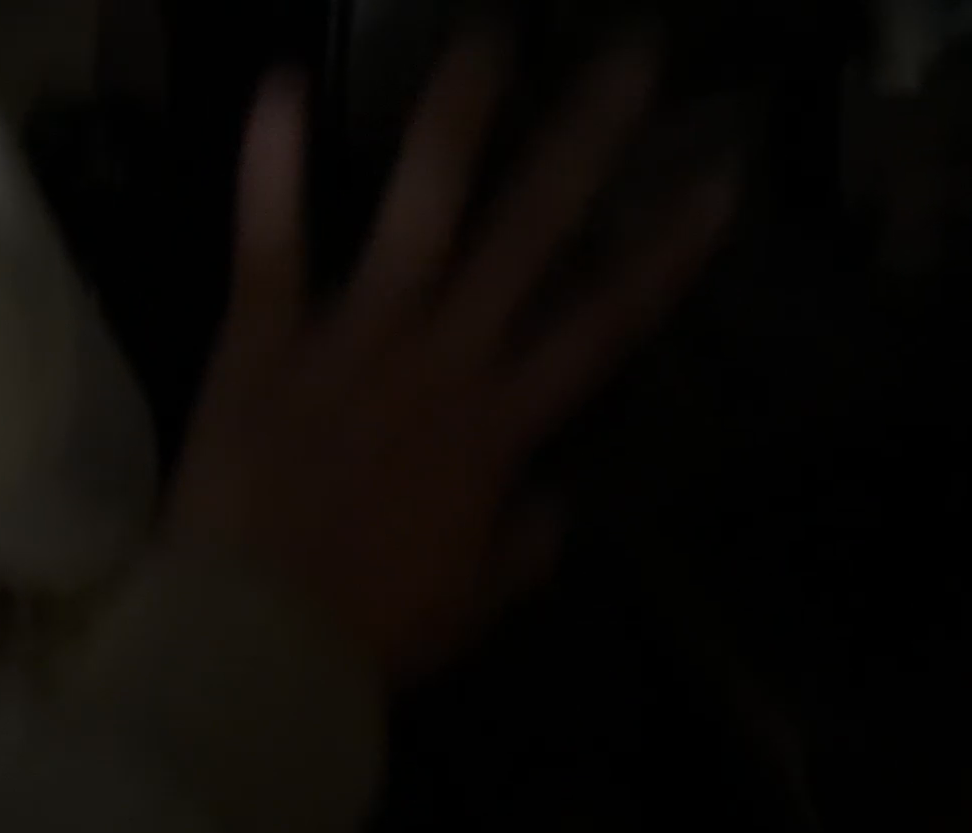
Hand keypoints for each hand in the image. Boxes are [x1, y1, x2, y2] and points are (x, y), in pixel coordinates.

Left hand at [167, 35, 736, 682]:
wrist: (257, 635)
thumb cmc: (364, 628)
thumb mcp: (469, 605)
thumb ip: (520, 551)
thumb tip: (553, 505)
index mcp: (491, 433)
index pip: (601, 327)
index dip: (663, 255)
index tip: (715, 181)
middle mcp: (436, 366)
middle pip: (528, 240)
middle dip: (584, 146)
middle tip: (628, 59)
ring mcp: (349, 345)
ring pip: (417, 214)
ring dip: (455, 123)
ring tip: (484, 42)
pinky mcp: (263, 345)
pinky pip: (269, 246)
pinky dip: (272, 169)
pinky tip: (281, 87)